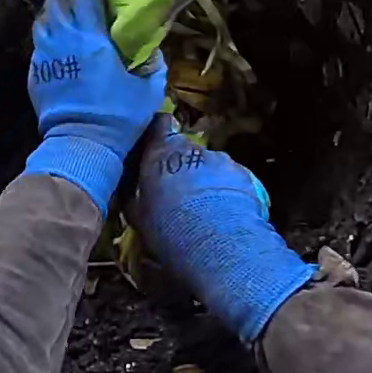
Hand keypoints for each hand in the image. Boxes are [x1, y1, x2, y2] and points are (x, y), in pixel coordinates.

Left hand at [22, 0, 168, 213]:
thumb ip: (151, 63)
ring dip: (59, 13)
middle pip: (58, 0)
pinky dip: (52, 38)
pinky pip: (40, 45)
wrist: (80, 146)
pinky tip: (66, 49)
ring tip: (75, 20)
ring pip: (44, 21)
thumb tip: (152, 48)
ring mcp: (44, 57)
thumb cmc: (117, 117)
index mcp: (90, 40)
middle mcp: (62, 41)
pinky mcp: (36, 74)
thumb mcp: (147, 89)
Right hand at [128, 116, 315, 342]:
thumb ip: (133, 196)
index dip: (158, 132)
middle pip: (184, 148)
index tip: (155, 146)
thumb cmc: (168, 230)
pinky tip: (224, 214)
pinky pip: (230, 179)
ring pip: (208, 164)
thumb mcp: (138, 217)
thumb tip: (127, 192)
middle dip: (181, 164)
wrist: (219, 248)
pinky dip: (226, 190)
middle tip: (177, 190)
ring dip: (205, 178)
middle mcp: (190, 148)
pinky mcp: (245, 175)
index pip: (158, 125)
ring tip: (203, 208)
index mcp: (159, 152)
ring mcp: (220, 159)